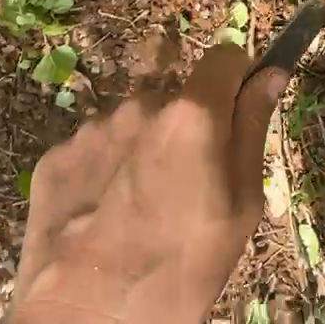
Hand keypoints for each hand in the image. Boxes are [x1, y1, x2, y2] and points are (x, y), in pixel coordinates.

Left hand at [10, 44, 287, 323]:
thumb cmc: (181, 269)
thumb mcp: (241, 205)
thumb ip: (253, 128)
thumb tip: (270, 74)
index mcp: (192, 112)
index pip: (225, 55)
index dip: (236, 80)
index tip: (238, 114)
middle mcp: (141, 103)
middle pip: (178, 95)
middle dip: (189, 124)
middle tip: (189, 183)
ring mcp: (91, 129)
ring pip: (136, 121)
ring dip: (145, 145)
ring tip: (142, 206)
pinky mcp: (54, 157)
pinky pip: (96, 146)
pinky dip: (106, 169)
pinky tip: (105, 215)